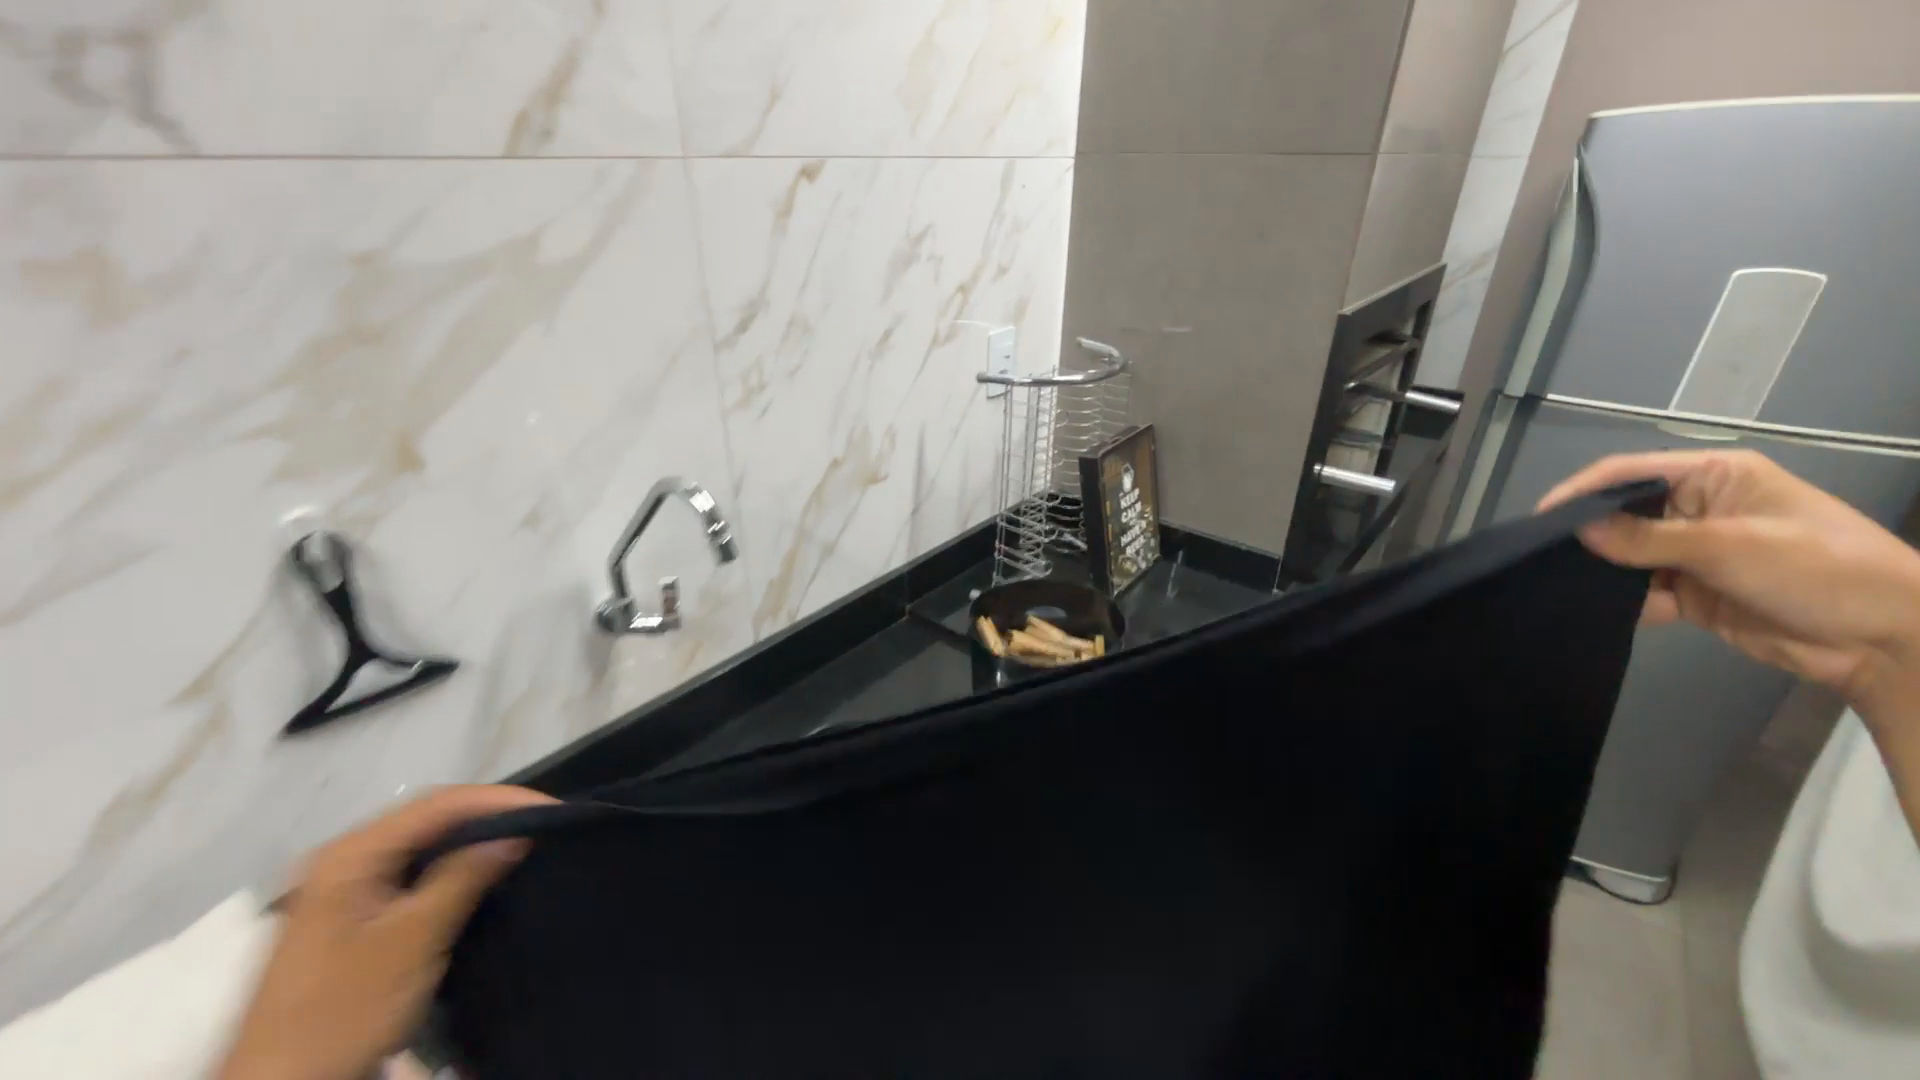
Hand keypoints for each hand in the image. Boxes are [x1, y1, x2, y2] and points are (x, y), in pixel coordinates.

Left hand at [216, 785, 554, 1079]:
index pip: (438, 804)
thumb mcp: (412, 941)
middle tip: (546, 823)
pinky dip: (453, 866)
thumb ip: (463, 878)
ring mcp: (344, 888)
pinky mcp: (352, 916)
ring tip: (526, 842)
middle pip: (430, 817)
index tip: (554, 810)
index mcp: (350, 855)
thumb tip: (514, 835)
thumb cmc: (345, 1011)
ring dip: (474, 839)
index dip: (500, 799)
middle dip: (489, 814)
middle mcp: (343, 859)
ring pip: (423, 844)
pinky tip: (484, 875)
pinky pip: (413, 871)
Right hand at [1539, 450, 1919, 710]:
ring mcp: (1694, 553)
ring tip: (1553, 584)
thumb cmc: (1821, 571)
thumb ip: (1650, 538)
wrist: (1887, 641)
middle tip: (1536, 556)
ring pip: (1626, 556)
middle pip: (1621, 514)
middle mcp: (1698, 509)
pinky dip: (1619, 602)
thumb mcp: (1732, 546)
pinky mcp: (1692, 593)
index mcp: (1714, 478)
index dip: (1582, 491)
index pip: (1630, 473)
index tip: (1539, 519)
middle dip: (1584, 534)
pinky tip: (1588, 610)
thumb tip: (1579, 529)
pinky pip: (1641, 592)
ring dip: (1599, 571)